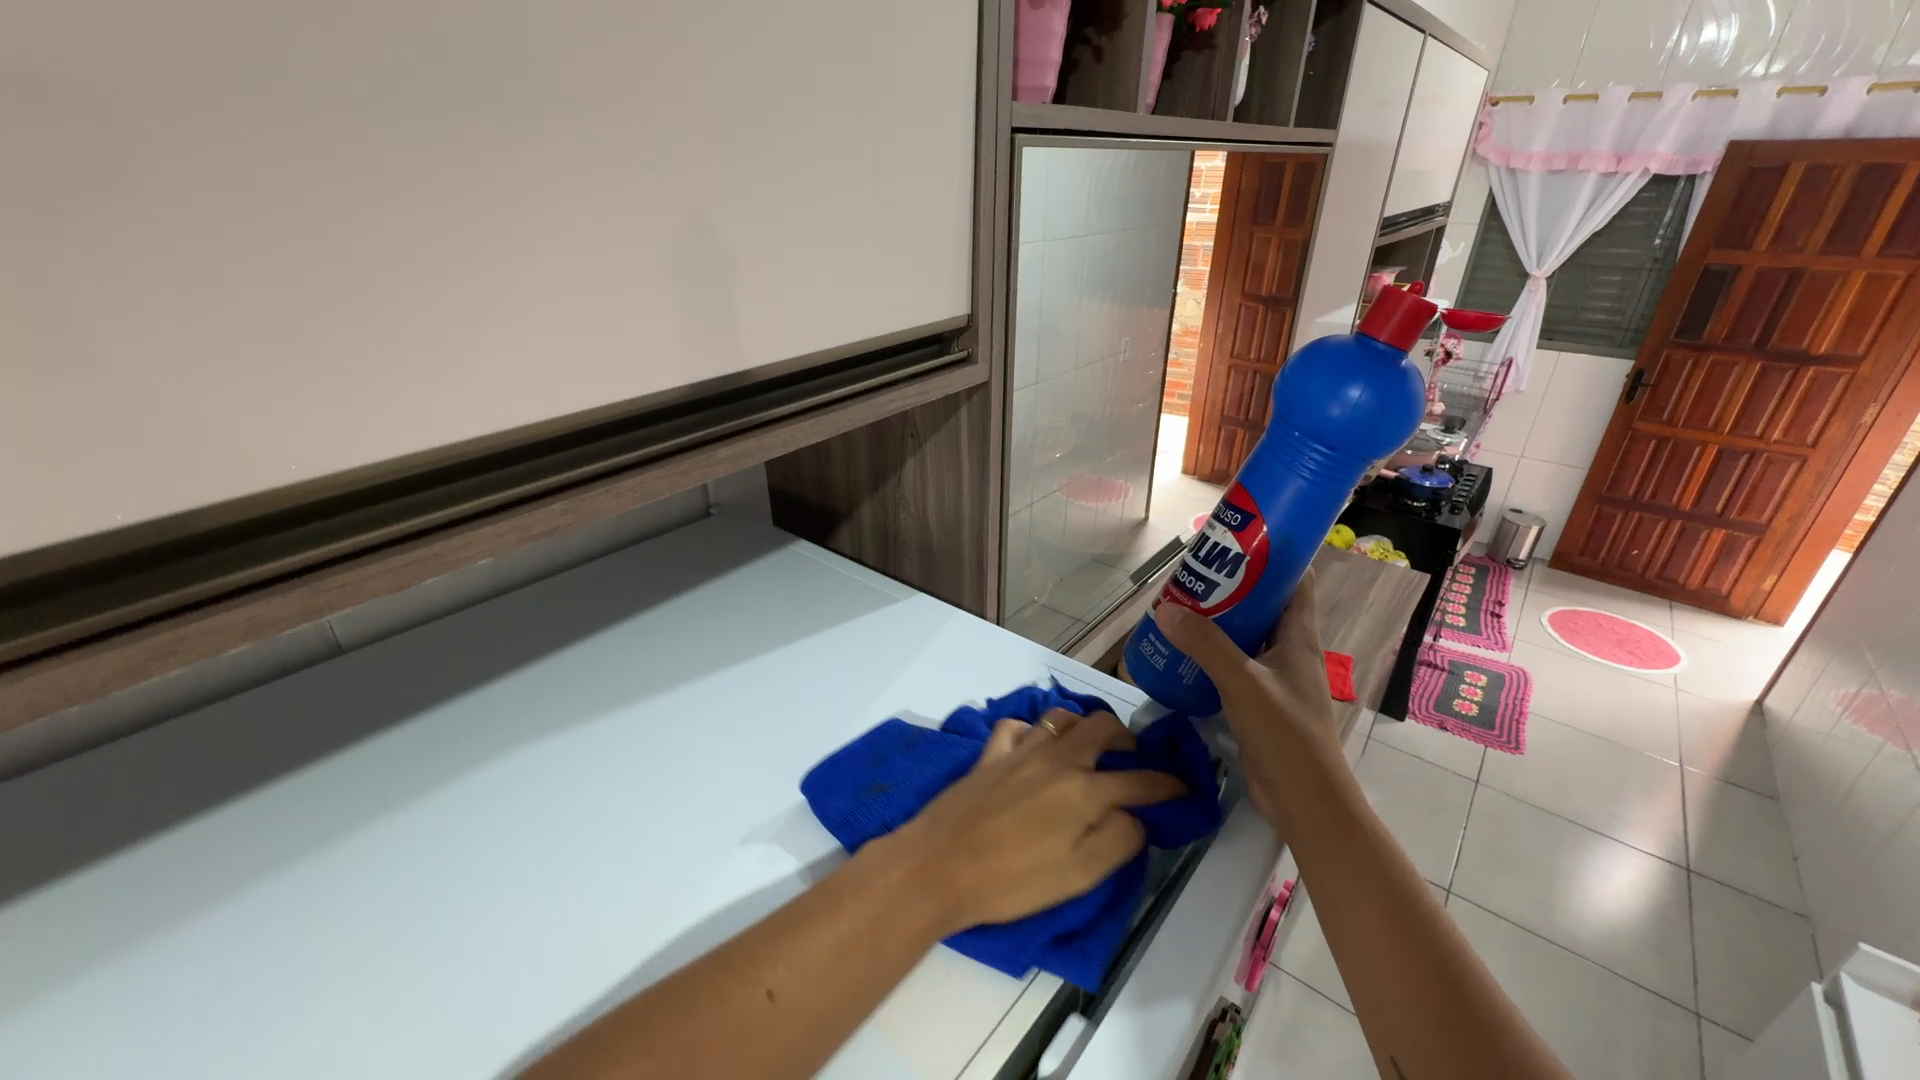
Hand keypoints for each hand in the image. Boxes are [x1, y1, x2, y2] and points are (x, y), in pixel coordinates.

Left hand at [889, 709, 1186, 932]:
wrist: (938, 866)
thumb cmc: (1013, 880)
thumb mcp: (1080, 875)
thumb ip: (1118, 840)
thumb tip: (1136, 816)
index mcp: (1086, 791)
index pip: (1142, 781)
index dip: (1169, 784)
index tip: (1186, 788)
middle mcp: (1057, 759)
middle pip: (1103, 727)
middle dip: (1127, 738)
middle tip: (1132, 757)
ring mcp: (1020, 752)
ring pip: (1060, 717)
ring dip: (1082, 727)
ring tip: (1087, 748)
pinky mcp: (988, 756)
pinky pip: (1017, 727)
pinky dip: (1033, 732)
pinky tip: (1033, 748)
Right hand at [1155, 570, 1339, 825]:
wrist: (1304, 800)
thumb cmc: (1286, 735)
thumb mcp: (1243, 683)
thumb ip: (1206, 645)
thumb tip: (1166, 610)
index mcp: (1299, 638)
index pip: (1297, 581)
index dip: (1275, 556)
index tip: (1240, 539)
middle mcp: (1290, 652)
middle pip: (1264, 605)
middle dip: (1232, 587)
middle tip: (1193, 575)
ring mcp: (1275, 679)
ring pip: (1246, 637)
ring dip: (1218, 622)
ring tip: (1180, 609)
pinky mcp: (1260, 704)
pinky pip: (1233, 667)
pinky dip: (1211, 656)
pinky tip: (1182, 656)